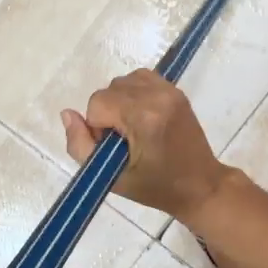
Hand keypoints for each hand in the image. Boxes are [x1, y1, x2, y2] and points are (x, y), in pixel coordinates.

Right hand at [61, 69, 232, 219]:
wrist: (200, 185)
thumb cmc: (156, 188)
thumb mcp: (111, 177)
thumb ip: (81, 146)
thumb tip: (67, 114)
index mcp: (144, 117)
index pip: (98, 103)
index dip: (97, 128)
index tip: (113, 149)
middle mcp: (157, 96)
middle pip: (109, 90)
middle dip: (107, 115)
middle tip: (123, 143)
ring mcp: (169, 90)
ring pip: (122, 82)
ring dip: (119, 103)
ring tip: (132, 130)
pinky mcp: (175, 90)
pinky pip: (140, 79)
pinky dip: (133, 95)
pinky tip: (141, 117)